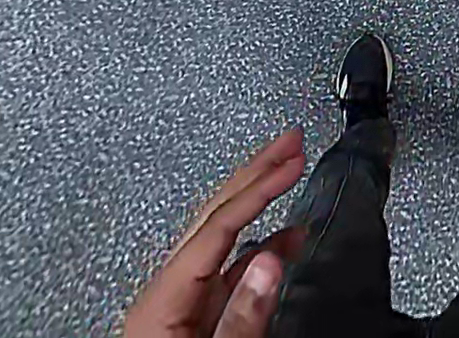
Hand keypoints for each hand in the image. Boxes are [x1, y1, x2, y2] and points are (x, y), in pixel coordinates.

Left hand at [124, 129, 306, 337]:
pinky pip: (229, 264)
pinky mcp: (189, 320)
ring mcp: (177, 305)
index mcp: (164, 299)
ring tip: (292, 172)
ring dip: (259, 198)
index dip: (261, 184)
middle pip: (214, 214)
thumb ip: (239, 318)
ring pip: (221, 233)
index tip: (294, 158)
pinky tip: (285, 238)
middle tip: (291, 139)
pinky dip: (261, 240)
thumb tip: (271, 256)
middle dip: (256, 170)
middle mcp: (167, 292)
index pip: (220, 222)